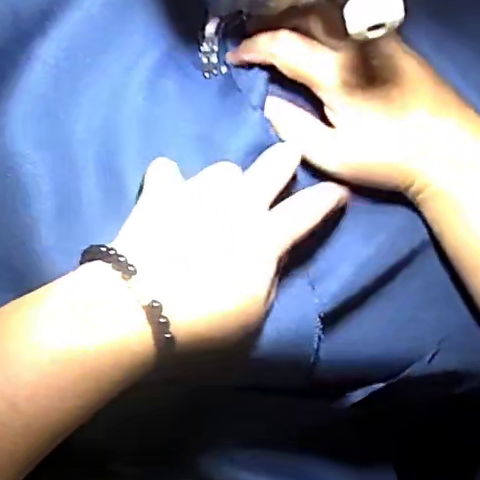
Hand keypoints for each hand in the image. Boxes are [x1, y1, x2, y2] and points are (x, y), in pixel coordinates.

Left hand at [105, 144, 347, 350]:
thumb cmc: (203, 323)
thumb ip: (267, 279)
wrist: (140, 307)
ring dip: (226, 180)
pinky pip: (166, 170)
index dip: (328, 198)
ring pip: (223, 169)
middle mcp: (237, 205)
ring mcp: (196, 193)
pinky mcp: (157, 194)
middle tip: (288, 157)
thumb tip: (266, 259)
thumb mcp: (253, 315)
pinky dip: (168, 178)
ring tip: (218, 194)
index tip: (339, 191)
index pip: (308, 210)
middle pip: (273, 165)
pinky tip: (166, 188)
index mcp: (266, 237)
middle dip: (285, 159)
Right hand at [228, 8, 479, 202]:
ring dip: (298, 13)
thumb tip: (270, 103)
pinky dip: (322, 19)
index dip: (254, 46)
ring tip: (277, 27)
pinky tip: (315, 33)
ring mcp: (377, 40)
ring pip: (329, 10)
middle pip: (306, 14)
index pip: (284, 45)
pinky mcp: (394, 44)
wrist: (449, 150)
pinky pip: (348, 19)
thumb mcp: (331, 154)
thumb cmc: (387, 157)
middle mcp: (355, 44)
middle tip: (250, 32)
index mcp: (335, 71)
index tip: (234, 54)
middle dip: (273, 18)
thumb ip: (294, 127)